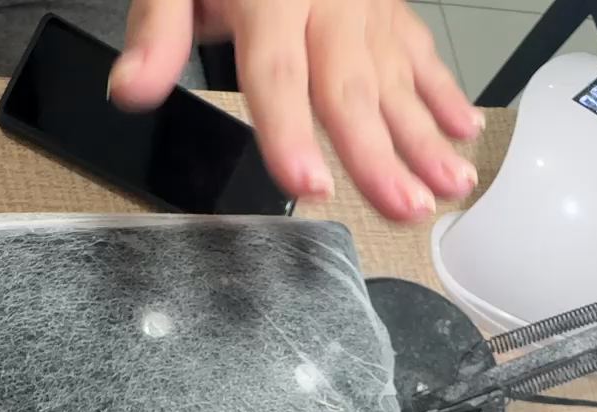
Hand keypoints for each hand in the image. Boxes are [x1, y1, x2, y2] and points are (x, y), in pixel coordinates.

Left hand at [109, 0, 484, 222]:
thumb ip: (159, 29)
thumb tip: (132, 89)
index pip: (278, 76)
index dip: (292, 134)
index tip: (308, 185)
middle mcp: (327, 3)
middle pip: (351, 90)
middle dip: (379, 156)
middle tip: (403, 207)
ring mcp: (364, 7)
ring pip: (398, 80)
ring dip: (427, 138)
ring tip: (449, 187)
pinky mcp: (386, 9)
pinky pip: (420, 53)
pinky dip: (444, 93)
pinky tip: (463, 130)